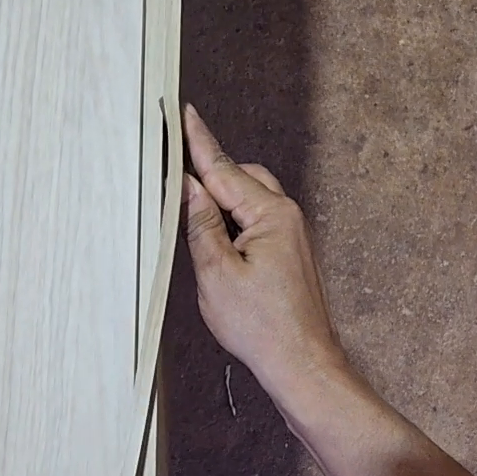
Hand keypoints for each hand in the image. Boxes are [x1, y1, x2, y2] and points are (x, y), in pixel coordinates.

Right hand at [180, 104, 350, 397]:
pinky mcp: (288, 253)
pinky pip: (256, 221)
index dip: (199, 142)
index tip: (185, 113)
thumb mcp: (217, 272)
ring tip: (189, 211)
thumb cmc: (262, 326)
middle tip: (175, 170)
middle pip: (241, 178)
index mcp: (270, 215)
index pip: (225, 169)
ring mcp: (290, 235)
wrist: (301, 362)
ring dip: (220, 200)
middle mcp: (286, 217)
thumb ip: (201, 223)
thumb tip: (189, 186)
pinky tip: (215, 238)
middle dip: (209, 172)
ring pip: (249, 200)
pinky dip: (233, 221)